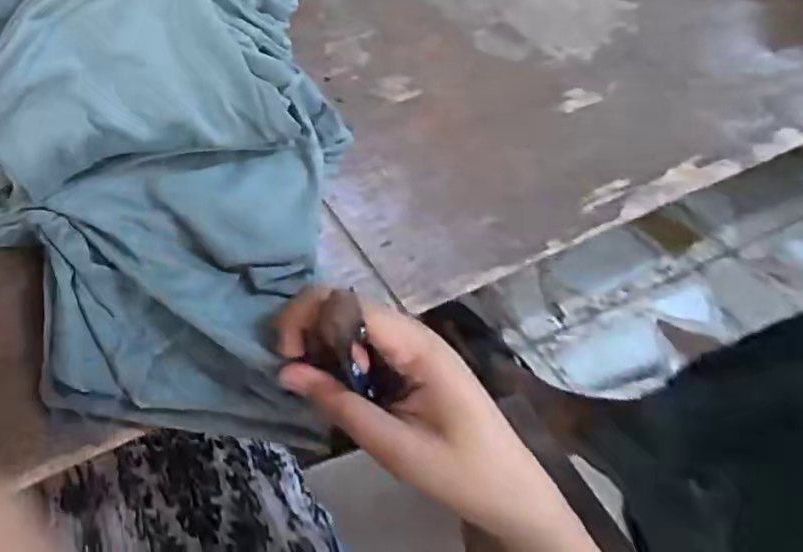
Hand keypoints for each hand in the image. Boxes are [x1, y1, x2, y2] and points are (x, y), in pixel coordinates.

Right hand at [275, 287, 596, 551]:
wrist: (518, 500)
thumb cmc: (464, 473)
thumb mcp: (396, 448)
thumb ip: (339, 404)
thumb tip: (284, 371)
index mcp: (415, 344)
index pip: (346, 303)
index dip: (308, 318)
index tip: (289, 357)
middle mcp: (408, 330)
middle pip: (340, 301)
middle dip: (306, 324)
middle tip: (291, 364)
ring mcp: (407, 341)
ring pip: (345, 317)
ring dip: (318, 339)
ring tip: (310, 376)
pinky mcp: (403, 356)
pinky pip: (357, 337)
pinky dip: (334, 351)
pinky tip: (333, 381)